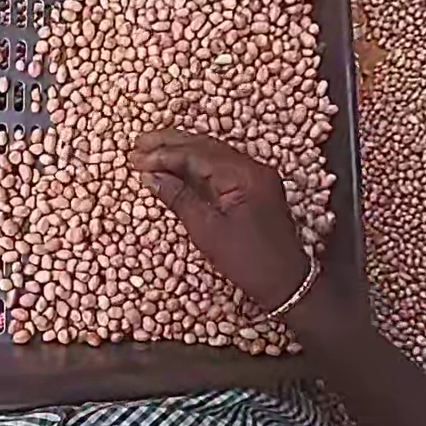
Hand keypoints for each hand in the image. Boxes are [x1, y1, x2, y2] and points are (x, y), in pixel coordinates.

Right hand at [128, 129, 311, 311]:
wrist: (288, 282)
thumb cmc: (249, 262)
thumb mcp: (207, 231)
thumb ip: (179, 198)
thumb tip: (151, 176)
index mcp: (243, 176)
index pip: (196, 154)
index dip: (163, 155)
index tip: (136, 159)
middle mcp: (252, 168)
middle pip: (204, 145)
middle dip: (169, 144)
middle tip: (139, 143)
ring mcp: (255, 175)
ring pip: (211, 153)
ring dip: (180, 151)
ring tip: (151, 149)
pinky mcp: (253, 186)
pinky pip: (220, 166)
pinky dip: (195, 164)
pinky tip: (176, 165)